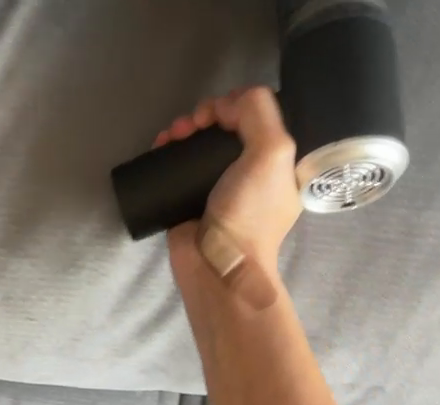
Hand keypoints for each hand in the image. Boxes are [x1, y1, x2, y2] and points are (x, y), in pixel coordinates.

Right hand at [154, 86, 301, 289]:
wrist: (217, 266)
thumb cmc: (249, 213)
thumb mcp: (272, 152)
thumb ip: (258, 112)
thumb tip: (223, 106)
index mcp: (279, 163)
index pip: (259, 115)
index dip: (235, 103)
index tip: (216, 113)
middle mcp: (251, 172)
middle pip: (226, 125)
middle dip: (204, 115)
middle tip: (188, 126)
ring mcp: (219, 187)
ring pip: (201, 143)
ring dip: (182, 130)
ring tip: (168, 137)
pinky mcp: (191, 200)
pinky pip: (181, 166)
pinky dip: (169, 152)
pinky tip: (160, 147)